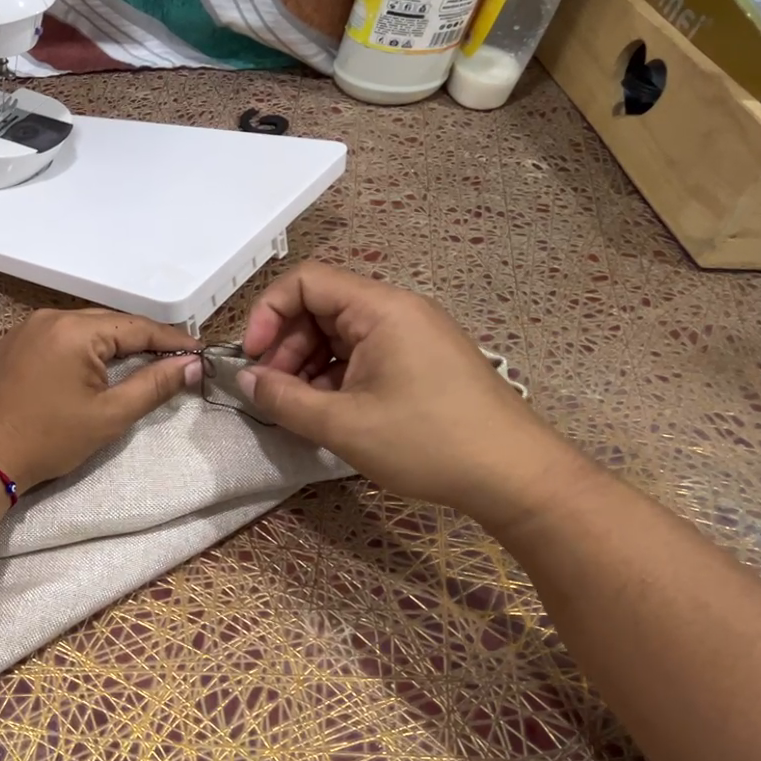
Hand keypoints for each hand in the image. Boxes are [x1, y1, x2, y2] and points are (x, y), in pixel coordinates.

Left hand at [0, 309, 202, 489]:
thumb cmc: (49, 439)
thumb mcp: (110, 415)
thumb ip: (154, 385)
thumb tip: (191, 364)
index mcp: (74, 330)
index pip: (136, 327)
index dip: (171, 341)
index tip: (200, 353)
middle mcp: (49, 318)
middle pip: (109, 323)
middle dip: (143, 340)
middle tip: (176, 359)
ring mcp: (26, 329)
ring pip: (83, 328)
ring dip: (113, 344)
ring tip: (143, 362)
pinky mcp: (12, 344)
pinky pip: (58, 336)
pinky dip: (83, 348)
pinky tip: (97, 366)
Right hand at [237, 262, 588, 527]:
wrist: (516, 478)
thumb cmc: (428, 442)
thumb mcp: (342, 424)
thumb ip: (282, 398)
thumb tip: (243, 380)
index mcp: (382, 310)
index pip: (305, 282)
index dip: (267, 312)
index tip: (252, 356)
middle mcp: (397, 312)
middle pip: (318, 308)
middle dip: (283, 346)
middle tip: (270, 390)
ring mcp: (410, 337)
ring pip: (335, 334)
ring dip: (304, 365)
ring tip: (295, 406)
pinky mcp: (417, 362)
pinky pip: (358, 355)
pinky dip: (331, 377)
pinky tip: (325, 412)